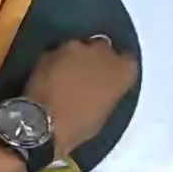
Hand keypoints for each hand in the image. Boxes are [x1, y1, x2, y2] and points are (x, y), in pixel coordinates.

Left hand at [23, 39, 137, 153]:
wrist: (45, 122)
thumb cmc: (82, 124)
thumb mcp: (107, 108)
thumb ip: (108, 88)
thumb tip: (100, 85)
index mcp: (125, 69)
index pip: (126, 60)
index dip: (114, 69)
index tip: (106, 78)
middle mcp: (102, 51)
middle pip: (101, 48)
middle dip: (94, 58)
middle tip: (83, 75)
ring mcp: (75, 48)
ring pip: (77, 47)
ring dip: (73, 58)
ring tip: (64, 75)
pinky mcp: (50, 50)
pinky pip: (56, 53)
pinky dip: (54, 61)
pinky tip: (48, 75)